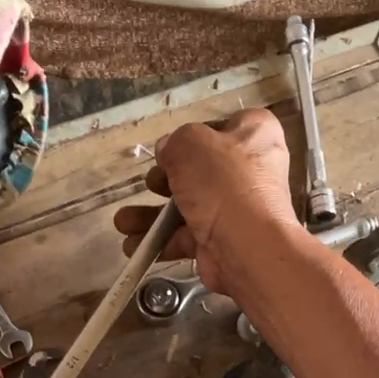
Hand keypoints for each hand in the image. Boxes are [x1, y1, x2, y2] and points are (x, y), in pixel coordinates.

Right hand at [111, 109, 299, 293]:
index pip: (220, 128)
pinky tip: (134, 245)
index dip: (192, 137)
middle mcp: (249, 172)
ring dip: (150, 216)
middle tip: (152, 184)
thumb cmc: (223, 184)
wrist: (247, 248)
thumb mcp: (191, 144)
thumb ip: (174, 142)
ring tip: (124, 222)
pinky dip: (159, 242)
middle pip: (198, 171)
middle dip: (165, 180)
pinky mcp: (220, 241)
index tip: (171, 149)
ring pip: (186, 208)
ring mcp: (234, 210)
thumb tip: (167, 153)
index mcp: (254, 135)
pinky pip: (184, 238)